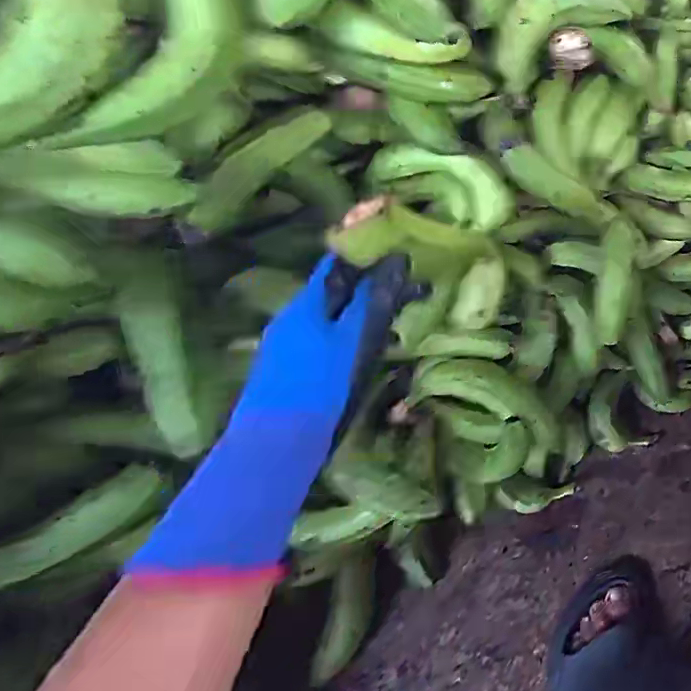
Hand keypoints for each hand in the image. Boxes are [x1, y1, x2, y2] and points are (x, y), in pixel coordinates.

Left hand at [126, 256, 374, 579]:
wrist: (275, 448)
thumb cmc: (320, 389)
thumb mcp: (355, 340)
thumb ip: (373, 301)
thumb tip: (395, 260)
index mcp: (306, 307)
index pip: (336, 263)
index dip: (364, 249)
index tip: (397, 241)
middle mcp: (293, 318)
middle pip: (336, 287)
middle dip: (374, 281)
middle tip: (415, 285)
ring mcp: (288, 344)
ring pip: (334, 311)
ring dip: (367, 305)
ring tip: (402, 311)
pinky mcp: (292, 366)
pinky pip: (329, 332)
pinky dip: (354, 327)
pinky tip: (374, 341)